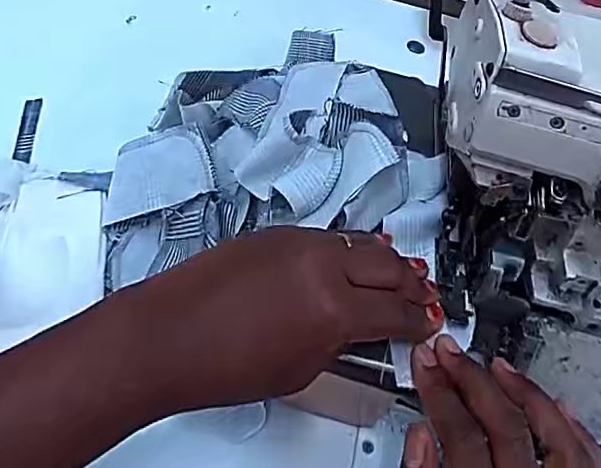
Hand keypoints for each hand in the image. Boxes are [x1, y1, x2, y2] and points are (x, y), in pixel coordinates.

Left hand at [110, 226, 440, 411]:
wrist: (173, 332)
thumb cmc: (220, 358)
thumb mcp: (299, 368)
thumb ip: (339, 341)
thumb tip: (358, 329)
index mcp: (331, 308)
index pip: (396, 311)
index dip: (419, 321)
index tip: (427, 323)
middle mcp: (319, 264)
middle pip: (388, 265)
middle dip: (412, 283)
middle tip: (425, 296)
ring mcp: (297, 241)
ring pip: (360, 241)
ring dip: (386, 257)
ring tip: (403, 269)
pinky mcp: (279, 232)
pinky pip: (328, 234)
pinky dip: (350, 244)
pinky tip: (357, 251)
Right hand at [404, 335, 600, 467]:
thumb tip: (419, 437)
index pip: (463, 436)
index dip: (438, 391)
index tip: (424, 361)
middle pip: (506, 425)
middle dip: (471, 379)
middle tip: (448, 350)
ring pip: (557, 438)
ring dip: (524, 394)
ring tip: (498, 366)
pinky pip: (591, 463)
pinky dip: (573, 430)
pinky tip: (557, 406)